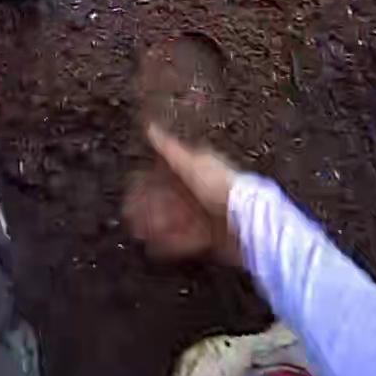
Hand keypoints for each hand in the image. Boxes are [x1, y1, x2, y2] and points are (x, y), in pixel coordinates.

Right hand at [124, 123, 242, 263]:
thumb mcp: (190, 163)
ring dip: (154, 223)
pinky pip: (184, 237)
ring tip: (136, 230)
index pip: (167, 169)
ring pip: (173, 217)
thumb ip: (168, 148)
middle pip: (168, 196)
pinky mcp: (209, 235)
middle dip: (148, 203)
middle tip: (128, 212)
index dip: (148, 178)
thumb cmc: (220, 185)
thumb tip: (150, 127)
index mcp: (197, 167)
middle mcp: (200, 189)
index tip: (131, 186)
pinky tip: (154, 247)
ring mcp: (205, 213)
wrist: (247, 220)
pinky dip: (169, 241)